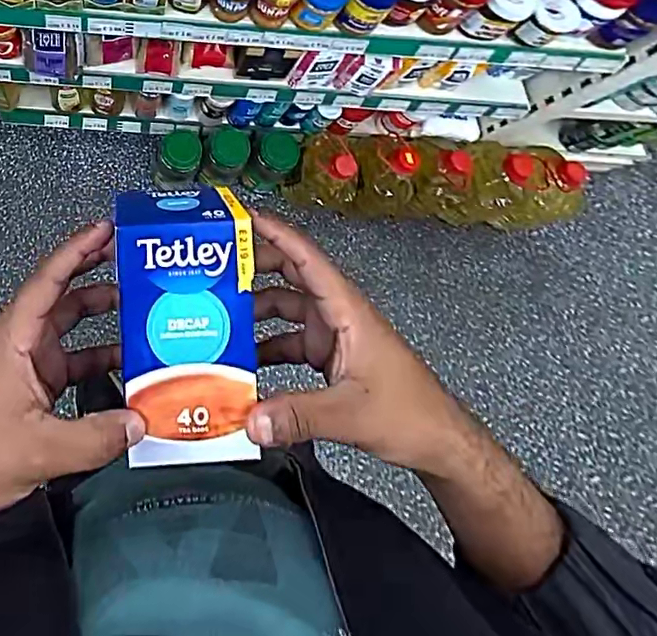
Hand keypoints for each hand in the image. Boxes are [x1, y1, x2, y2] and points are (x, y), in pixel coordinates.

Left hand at [0, 220, 143, 617]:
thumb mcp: (45, 448)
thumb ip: (98, 435)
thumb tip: (139, 420)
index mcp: (15, 339)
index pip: (48, 280)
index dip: (77, 250)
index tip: (104, 230)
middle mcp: (23, 341)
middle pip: (62, 290)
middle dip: (94, 265)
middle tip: (126, 250)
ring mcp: (32, 359)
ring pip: (72, 319)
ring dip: (103, 308)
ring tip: (137, 301)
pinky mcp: (40, 378)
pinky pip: (78, 352)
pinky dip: (103, 350)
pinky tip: (128, 359)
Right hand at [247, 211, 480, 477]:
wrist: (439, 439)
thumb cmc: (412, 412)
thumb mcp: (350, 414)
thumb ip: (298, 416)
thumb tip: (252, 419)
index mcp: (347, 309)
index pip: (307, 257)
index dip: (276, 233)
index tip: (245, 218)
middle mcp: (338, 313)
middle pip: (290, 276)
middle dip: (254, 268)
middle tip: (217, 268)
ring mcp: (333, 334)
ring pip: (287, 309)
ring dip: (256, 312)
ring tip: (221, 317)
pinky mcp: (330, 356)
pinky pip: (289, 340)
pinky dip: (266, 346)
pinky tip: (244, 362)